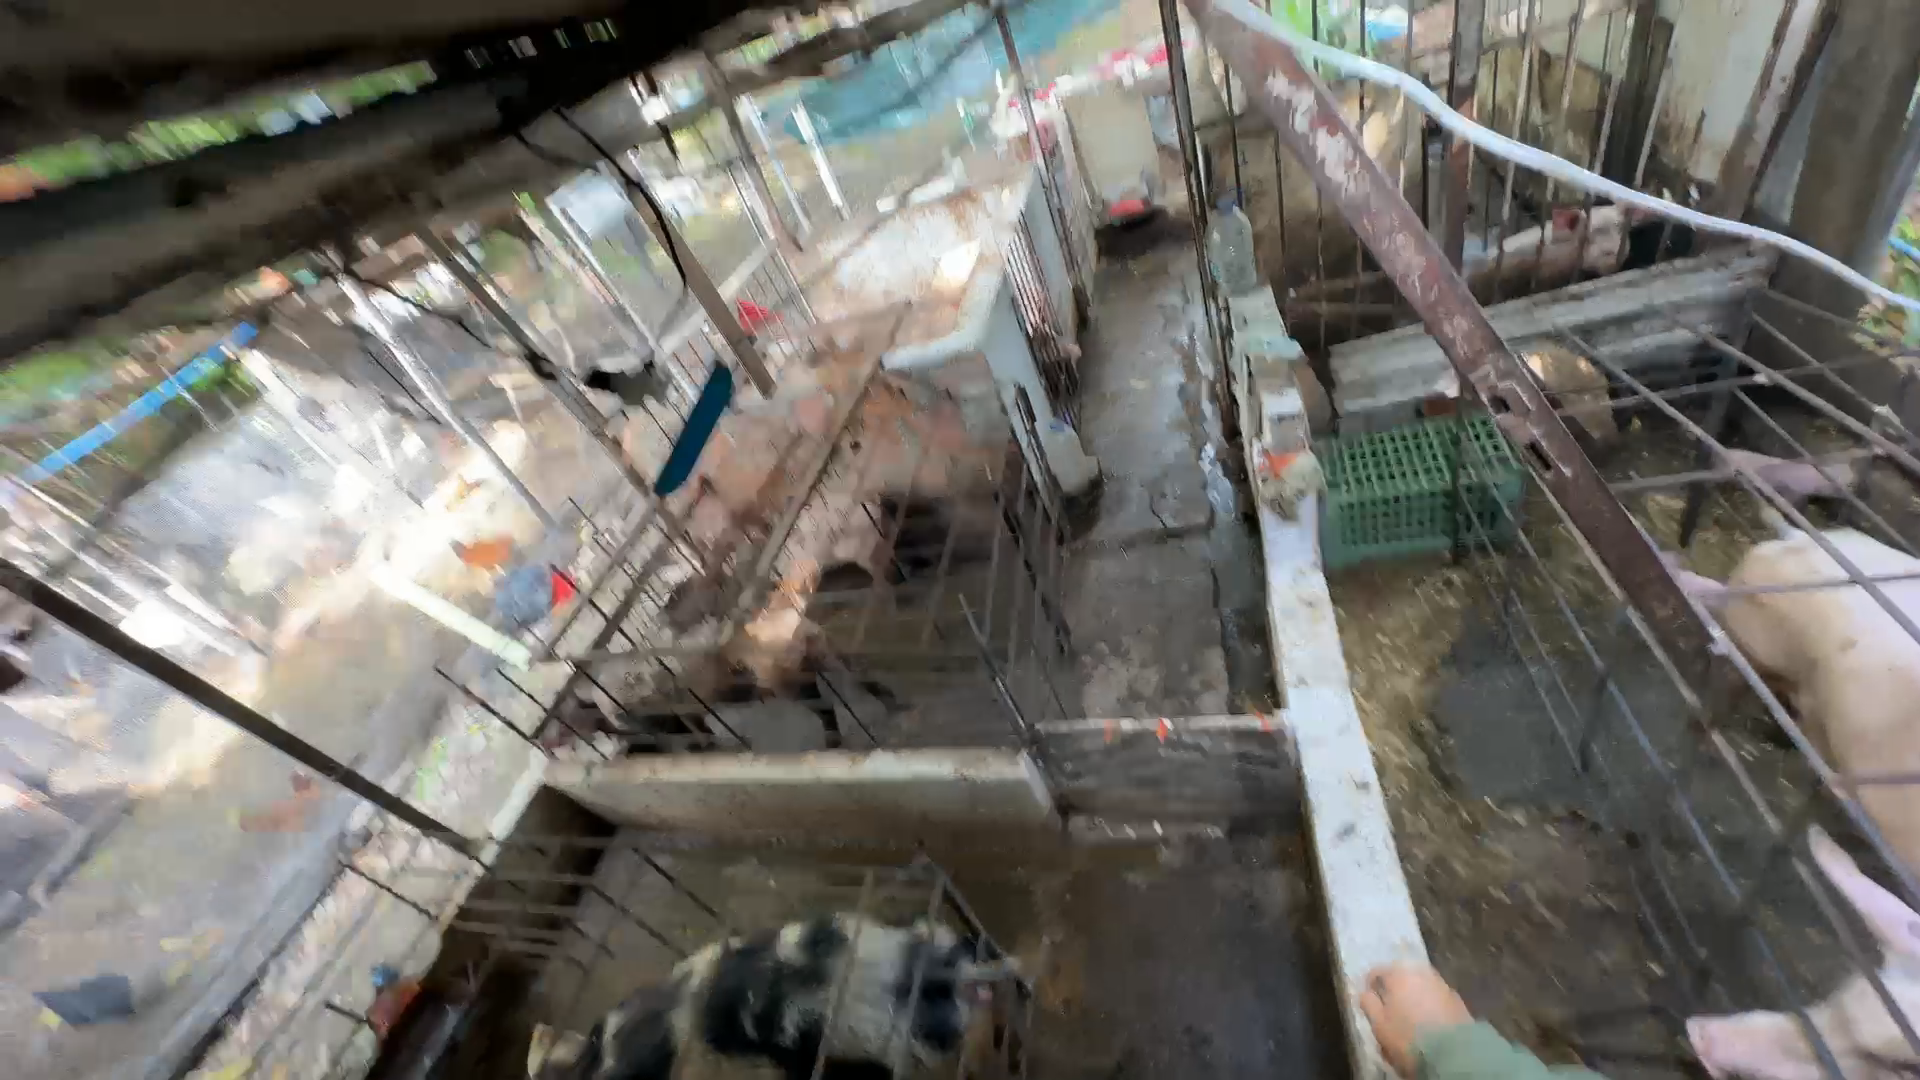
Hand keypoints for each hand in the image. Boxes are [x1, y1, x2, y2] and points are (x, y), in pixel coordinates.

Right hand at [1360, 965, 1474, 1079]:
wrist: (1457, 1057)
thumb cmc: (1409, 1036)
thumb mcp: (1378, 1023)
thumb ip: (1367, 1003)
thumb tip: (1366, 993)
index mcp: (1397, 971)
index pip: (1376, 973)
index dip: (1371, 990)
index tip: (1372, 1007)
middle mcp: (1420, 971)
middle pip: (1400, 980)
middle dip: (1395, 994)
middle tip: (1392, 1015)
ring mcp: (1442, 986)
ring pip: (1421, 990)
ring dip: (1415, 1001)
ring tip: (1413, 1022)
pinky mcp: (1460, 1003)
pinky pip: (1438, 1002)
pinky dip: (1432, 1010)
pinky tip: (1431, 1027)